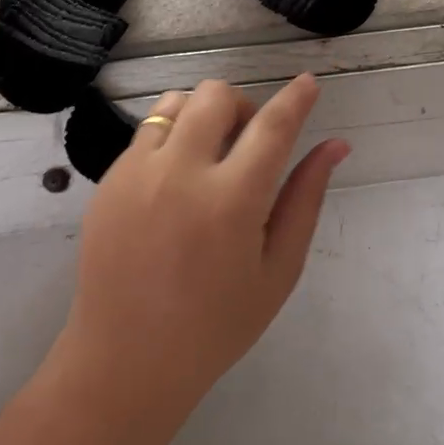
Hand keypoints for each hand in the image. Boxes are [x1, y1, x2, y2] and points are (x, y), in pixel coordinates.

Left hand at [0, 75, 348, 444]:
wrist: (126, 361)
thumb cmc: (216, 324)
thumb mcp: (278, 270)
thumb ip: (305, 199)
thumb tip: (335, 146)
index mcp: (231, 202)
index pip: (272, 126)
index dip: (295, 98)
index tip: (308, 82)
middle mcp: (181, 174)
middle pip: (217, 96)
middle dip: (243, 106)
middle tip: (248, 145)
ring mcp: (136, 174)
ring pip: (176, 102)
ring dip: (202, 114)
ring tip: (209, 155)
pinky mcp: (108, 181)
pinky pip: (145, 131)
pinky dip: (171, 138)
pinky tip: (175, 182)